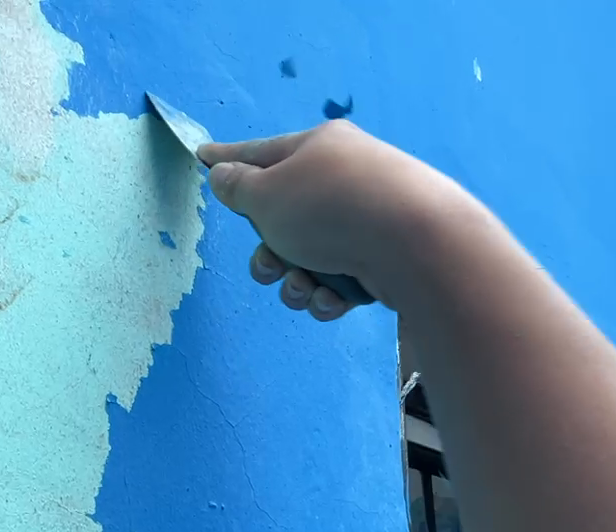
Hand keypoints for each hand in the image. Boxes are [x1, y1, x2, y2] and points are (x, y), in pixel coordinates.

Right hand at [199, 119, 485, 320]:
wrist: (413, 243)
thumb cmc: (330, 209)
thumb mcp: (267, 195)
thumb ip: (237, 187)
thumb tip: (223, 172)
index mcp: (315, 150)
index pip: (257, 153)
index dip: (226, 159)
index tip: (202, 156)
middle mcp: (339, 179)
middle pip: (278, 220)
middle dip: (267, 255)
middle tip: (271, 263)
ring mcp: (361, 217)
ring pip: (302, 259)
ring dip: (293, 282)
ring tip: (306, 285)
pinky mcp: (379, 255)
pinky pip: (333, 279)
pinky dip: (325, 293)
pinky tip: (335, 295)